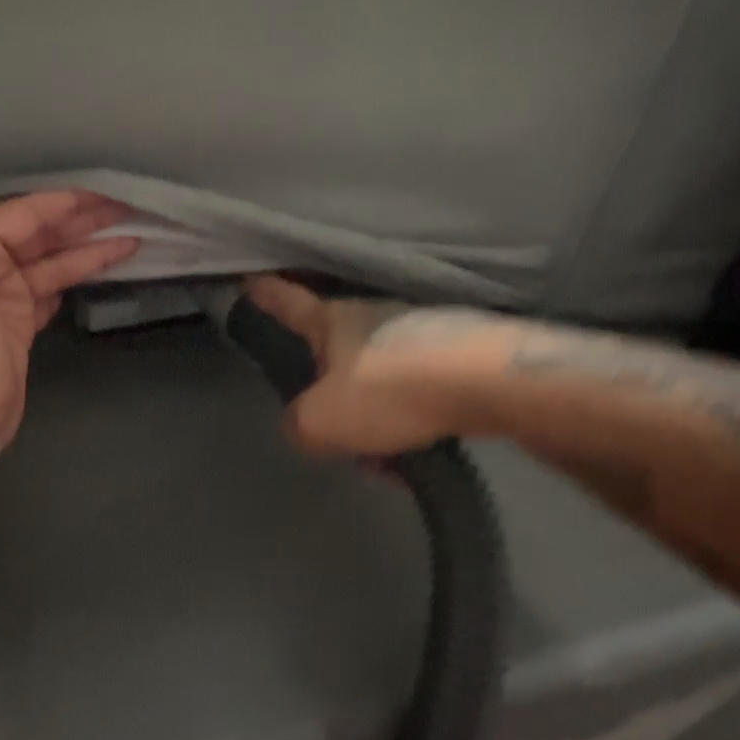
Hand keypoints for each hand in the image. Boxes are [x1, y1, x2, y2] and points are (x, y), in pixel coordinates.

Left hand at [0, 156, 138, 449]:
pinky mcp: (21, 323)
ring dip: (90, 246)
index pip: (21, 214)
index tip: (106, 191)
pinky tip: (108, 263)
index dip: (63, 201)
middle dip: (84, 219)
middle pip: (41, 232)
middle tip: (132, 207)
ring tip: (134, 235)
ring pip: (54, 259)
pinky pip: (55, 286)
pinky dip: (80, 274)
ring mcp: (5, 296)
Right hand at [243, 275, 470, 456]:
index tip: (249, 280)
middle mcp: (377, 316)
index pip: (289, 303)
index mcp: (335, 321)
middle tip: (334, 427)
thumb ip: (298, 425)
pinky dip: (413, 421)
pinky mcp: (463, 354)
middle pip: (340, 350)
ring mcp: (423, 332)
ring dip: (377, 415)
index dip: (267, 296)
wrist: (490, 383)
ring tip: (385, 459)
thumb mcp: (322, 421)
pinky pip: (421, 393)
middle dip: (334, 387)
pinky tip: (421, 452)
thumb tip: (302, 427)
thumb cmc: (391, 391)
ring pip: (383, 378)